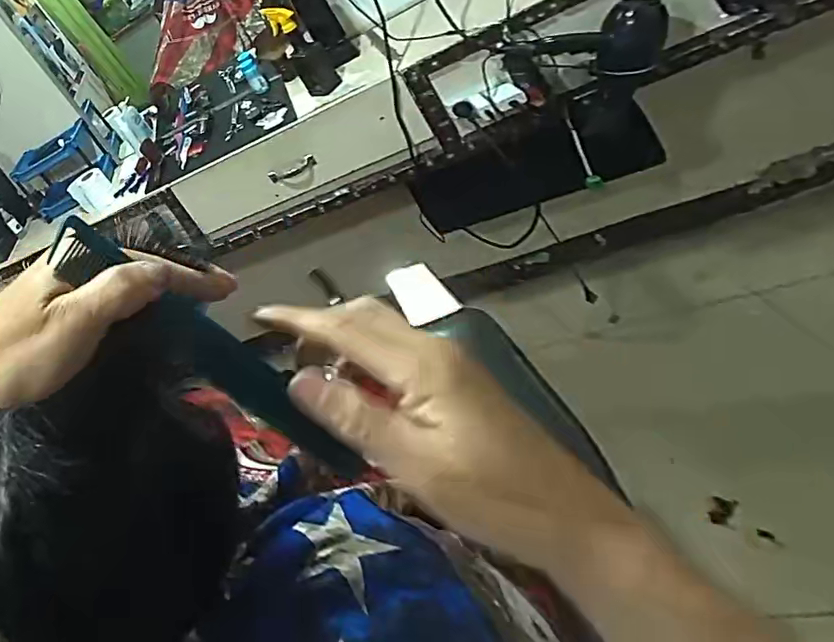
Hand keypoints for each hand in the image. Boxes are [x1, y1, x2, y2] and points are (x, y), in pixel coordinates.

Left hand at [0, 254, 234, 475]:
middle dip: (178, 275)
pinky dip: (137, 301)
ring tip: (192, 300)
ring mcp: (61, 283)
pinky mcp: (56, 304)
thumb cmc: (17, 359)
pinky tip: (148, 312)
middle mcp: (71, 263)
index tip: (226, 287)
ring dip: (159, 287)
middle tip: (215, 291)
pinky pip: (109, 294)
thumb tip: (162, 270)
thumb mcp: (73, 324)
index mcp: (76, 260)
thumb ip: (118, 290)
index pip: (145, 261)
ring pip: (123, 278)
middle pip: (137, 262)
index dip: (188, 274)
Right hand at [254, 299, 639, 573]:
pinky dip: (368, 355)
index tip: (260, 315)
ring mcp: (449, 360)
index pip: (345, 327)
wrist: (572, 520)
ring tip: (315, 368)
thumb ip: (352, 415)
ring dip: (345, 338)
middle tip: (284, 349)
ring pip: (383, 329)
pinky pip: (400, 349)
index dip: (299, 319)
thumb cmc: (489, 494)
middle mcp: (433, 347)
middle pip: (364, 316)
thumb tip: (297, 379)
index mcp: (420, 362)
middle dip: (320, 323)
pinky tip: (361, 387)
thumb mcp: (411, 462)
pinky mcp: (459, 379)